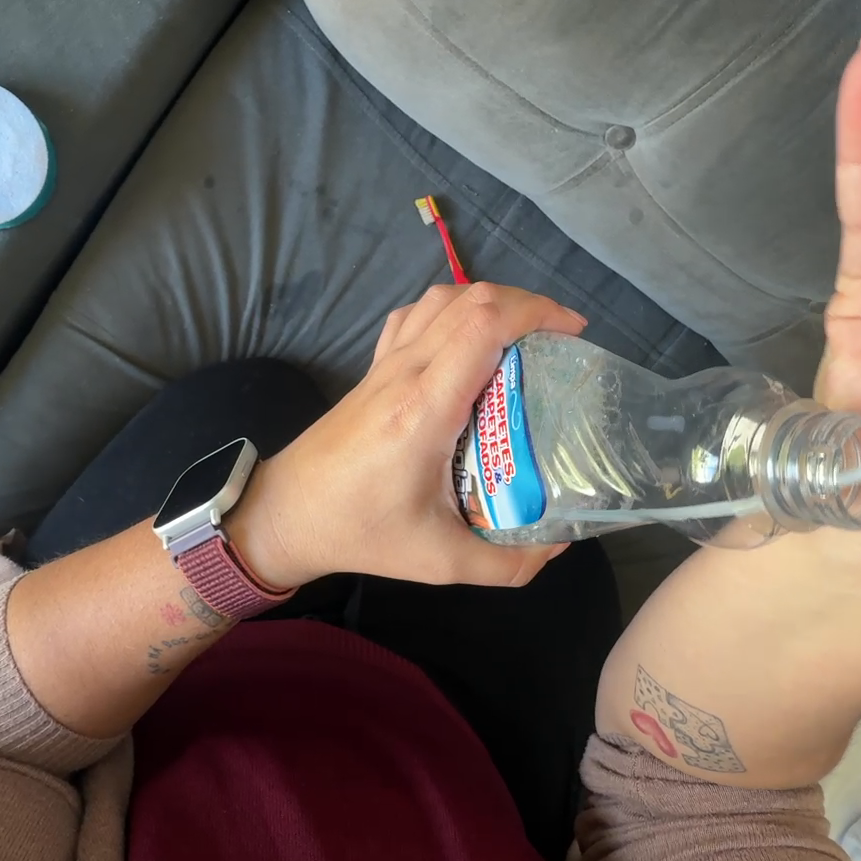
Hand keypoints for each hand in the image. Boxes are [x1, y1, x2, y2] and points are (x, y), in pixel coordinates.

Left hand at [228, 282, 586, 589]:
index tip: (573, 333)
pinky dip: (450, 310)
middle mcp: (406, 371)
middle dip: (527, 304)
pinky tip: (466, 338)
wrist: (287, 513)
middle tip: (561, 337)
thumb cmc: (362, 532)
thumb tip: (561, 542)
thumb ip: (509, 562)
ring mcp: (385, 364)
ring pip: (441, 298)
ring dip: (490, 302)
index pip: (483, 325)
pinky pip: (414, 315)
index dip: (536, 313)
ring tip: (524, 335)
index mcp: (426, 408)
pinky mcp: (373, 368)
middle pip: (471, 300)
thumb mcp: (441, 562)